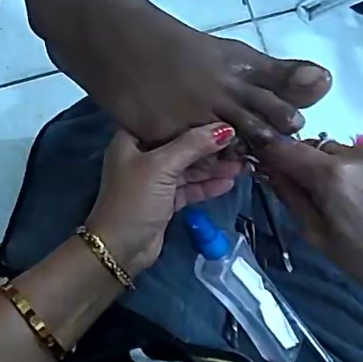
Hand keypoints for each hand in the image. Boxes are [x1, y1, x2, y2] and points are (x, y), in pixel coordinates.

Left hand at [83, 125, 241, 275]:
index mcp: (131, 141)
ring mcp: (153, 180)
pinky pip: (189, 187)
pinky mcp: (164, 200)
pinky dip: (207, 185)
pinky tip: (229, 181)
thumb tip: (225, 129)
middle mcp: (141, 157)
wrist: (120, 248)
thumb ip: (193, 146)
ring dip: (212, 167)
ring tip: (242, 163)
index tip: (220, 113)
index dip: (190, 117)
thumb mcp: (161, 167)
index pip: (164, 121)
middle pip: (179, 146)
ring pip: (187, 168)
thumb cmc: (134, 200)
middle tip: (239, 142)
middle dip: (208, 146)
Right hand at [255, 138, 362, 361]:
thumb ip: (291, 196)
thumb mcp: (318, 236)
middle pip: (312, 148)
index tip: (258, 162)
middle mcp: (358, 154)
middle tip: (307, 195)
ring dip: (331, 167)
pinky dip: (358, 170)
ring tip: (345, 201)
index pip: (283, 149)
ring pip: (340, 151)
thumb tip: (270, 170)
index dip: (266, 154)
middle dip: (302, 165)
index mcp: (332, 175)